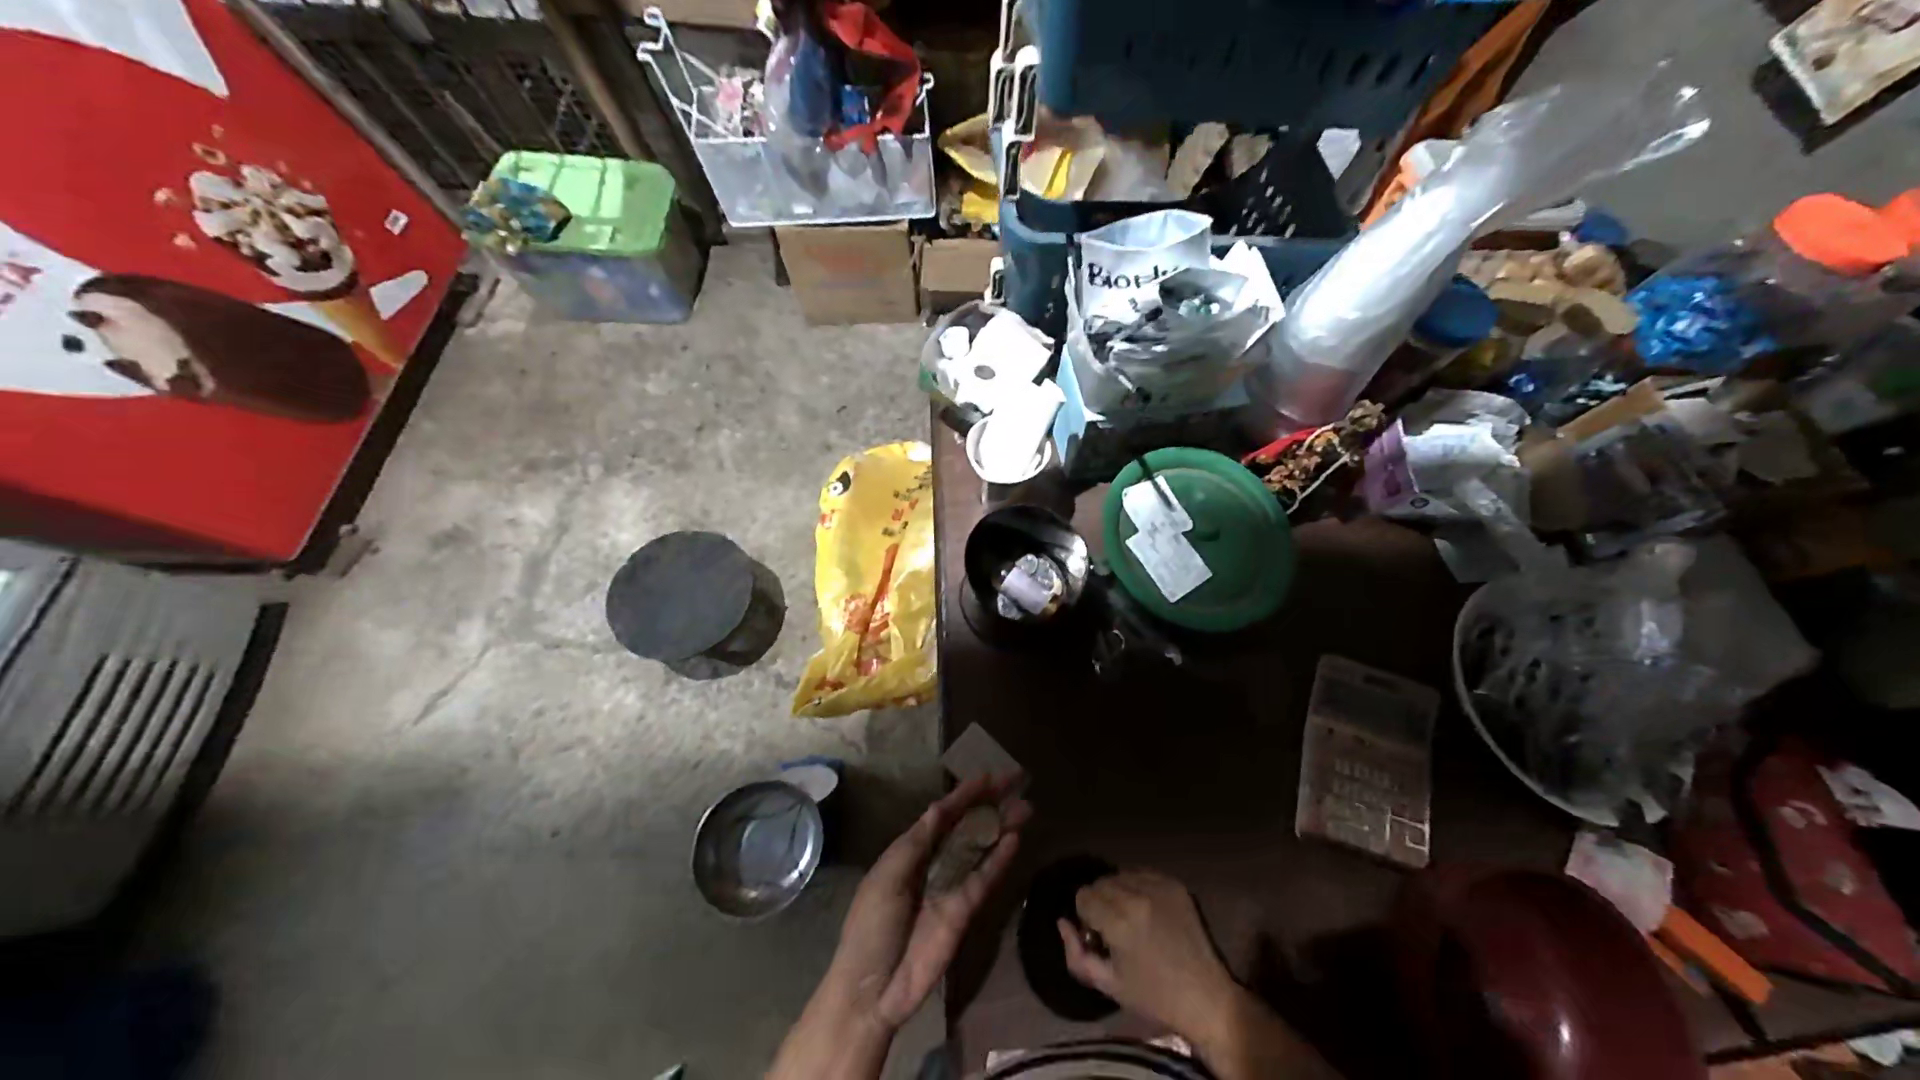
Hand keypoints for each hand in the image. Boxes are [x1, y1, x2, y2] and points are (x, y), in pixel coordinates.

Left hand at [831, 772, 1030, 1027]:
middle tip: (1016, 783)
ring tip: (1025, 807)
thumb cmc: (870, 926)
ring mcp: (950, 888)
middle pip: (966, 828)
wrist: (872, 989)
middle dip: (989, 805)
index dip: (964, 795)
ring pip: (980, 850)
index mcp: (908, 852)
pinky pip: (984, 880)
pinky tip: (1015, 840)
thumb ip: (916, 843)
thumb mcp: (887, 877)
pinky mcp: (965, 912)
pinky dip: (999, 860)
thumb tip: (940, 807)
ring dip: (1000, 828)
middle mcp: (933, 864)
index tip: (988, 776)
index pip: (941, 815)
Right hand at [1060, 872, 1344, 1079]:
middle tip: (1114, 929)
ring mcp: (1159, 887)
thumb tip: (1062, 921)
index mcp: (1119, 921)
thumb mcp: (1107, 984)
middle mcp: (1137, 895)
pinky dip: (1138, 888)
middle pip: (1100, 882)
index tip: (1099, 936)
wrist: (1206, 998)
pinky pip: (1142, 874)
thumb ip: (1075, 953)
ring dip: (1118, 893)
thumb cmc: (1154, 997)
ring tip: (1132, 919)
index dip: (1085, 917)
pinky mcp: (1176, 885)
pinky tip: (1148, 912)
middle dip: (1100, 902)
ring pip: (1120, 875)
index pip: (1083, 896)